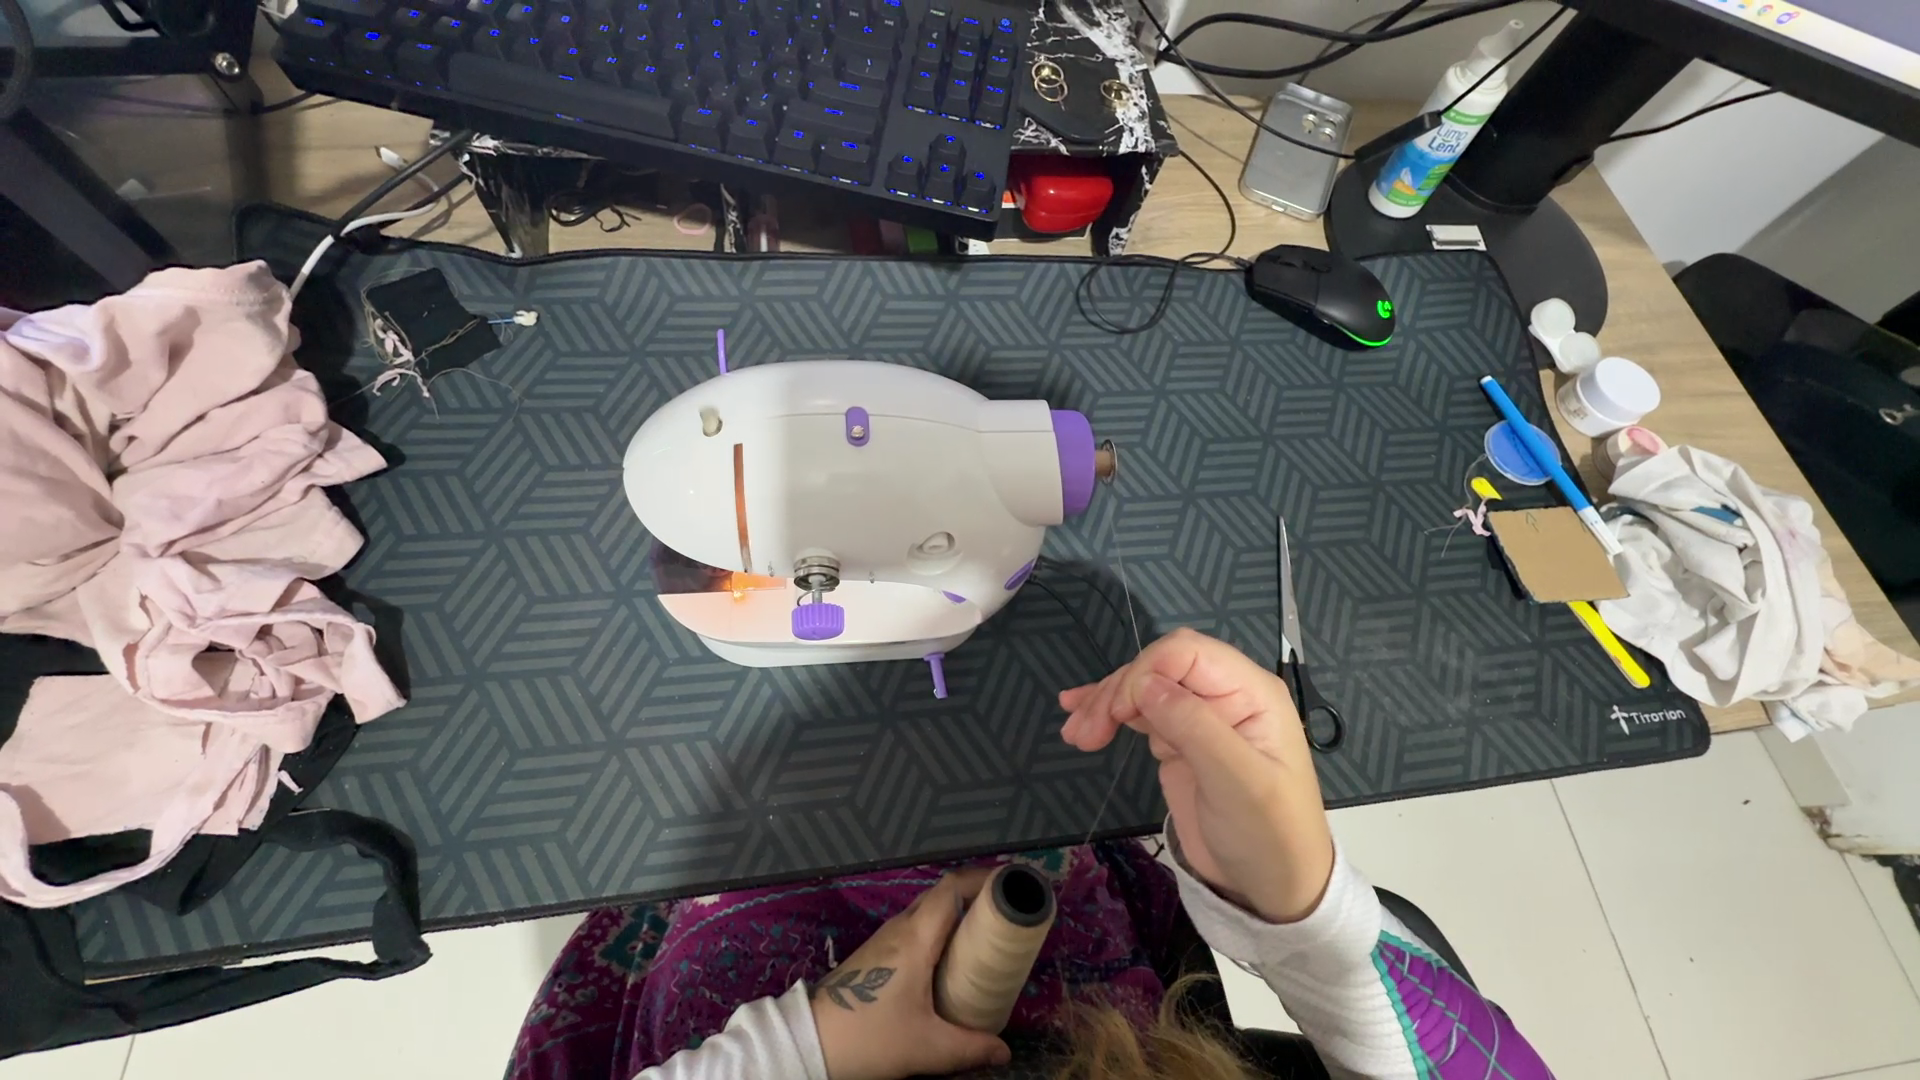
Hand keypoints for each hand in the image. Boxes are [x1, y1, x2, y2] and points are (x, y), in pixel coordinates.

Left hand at [810, 869, 1012, 1079]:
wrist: (815, 1041)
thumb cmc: (872, 1036)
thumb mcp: (927, 1047)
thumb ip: (970, 1047)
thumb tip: (1005, 1050)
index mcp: (917, 937)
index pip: (952, 887)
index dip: (982, 878)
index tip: (1010, 883)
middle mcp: (902, 926)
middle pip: (942, 893)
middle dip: (976, 893)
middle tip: (1006, 908)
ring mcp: (887, 936)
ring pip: (928, 908)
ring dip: (957, 909)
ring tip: (986, 928)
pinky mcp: (879, 950)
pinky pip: (917, 923)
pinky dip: (941, 925)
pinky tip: (952, 951)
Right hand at [1058, 628, 1333, 923]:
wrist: (1272, 888)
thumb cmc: (1269, 836)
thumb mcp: (1239, 783)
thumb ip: (1194, 726)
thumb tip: (1144, 684)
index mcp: (1250, 692)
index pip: (1186, 652)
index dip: (1144, 672)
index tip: (1117, 713)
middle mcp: (1224, 695)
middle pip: (1157, 666)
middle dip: (1118, 690)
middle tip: (1085, 733)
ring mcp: (1199, 716)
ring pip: (1142, 687)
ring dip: (1104, 703)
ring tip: (1076, 734)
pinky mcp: (1178, 740)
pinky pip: (1138, 712)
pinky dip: (1107, 714)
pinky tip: (1077, 714)